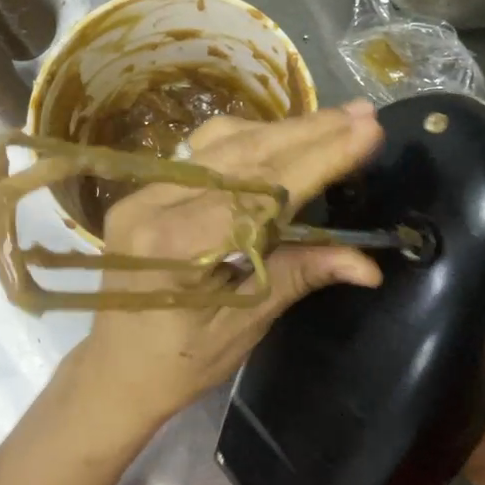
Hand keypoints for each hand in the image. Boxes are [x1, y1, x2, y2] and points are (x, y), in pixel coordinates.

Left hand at [72, 102, 386, 426]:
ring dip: (284, 130)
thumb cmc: (179, 363)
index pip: (259, 191)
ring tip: (337, 120)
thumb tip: (367, 263)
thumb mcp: (243, 326)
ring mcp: (143, 192)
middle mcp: (152, 204)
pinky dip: (249, 140)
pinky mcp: (146, 190)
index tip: (366, 132)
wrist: (116, 370)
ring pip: (222, 144)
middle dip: (309, 134)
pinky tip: (285, 135)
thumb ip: (297, 276)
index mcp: (173, 244)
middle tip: (362, 115)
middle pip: (242, 156)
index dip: (316, 160)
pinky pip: (203, 153)